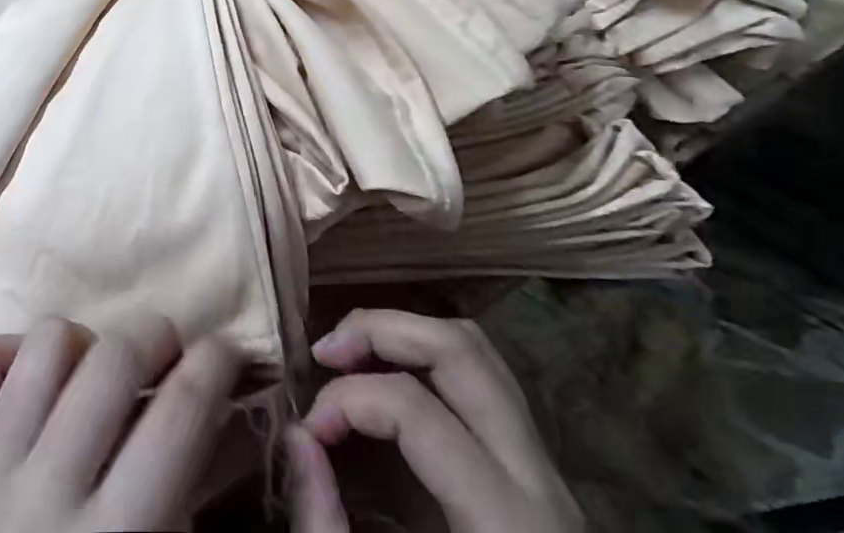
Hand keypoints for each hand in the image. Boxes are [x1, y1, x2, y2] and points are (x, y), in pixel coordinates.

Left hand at [0, 316, 242, 532]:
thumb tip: (224, 409)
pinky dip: (11, 352)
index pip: (180, 414)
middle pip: (112, 361)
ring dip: (85, 338)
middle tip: (170, 349)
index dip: (216, 363)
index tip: (229, 347)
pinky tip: (37, 380)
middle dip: (155, 335)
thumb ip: (192, 493)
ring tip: (100, 364)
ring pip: (43, 346)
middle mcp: (50, 489)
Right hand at [285, 310, 581, 532]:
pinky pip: (480, 376)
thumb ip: (326, 521)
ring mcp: (545, 467)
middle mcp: (540, 480)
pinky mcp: (534, 466)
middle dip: (378, 330)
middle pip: (460, 349)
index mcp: (506, 521)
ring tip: (348, 353)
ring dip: (401, 333)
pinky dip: (421, 355)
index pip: (415, 408)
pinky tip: (383, 376)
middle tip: (324, 352)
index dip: (346, 401)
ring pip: (476, 348)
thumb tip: (298, 436)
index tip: (309, 431)